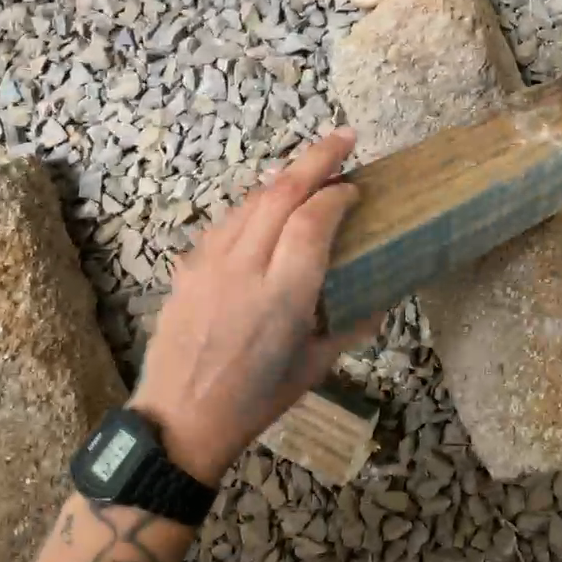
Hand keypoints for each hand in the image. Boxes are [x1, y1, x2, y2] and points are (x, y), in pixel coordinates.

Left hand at [127, 128, 366, 484]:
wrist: (178, 422)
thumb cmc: (255, 400)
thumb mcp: (314, 368)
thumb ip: (352, 326)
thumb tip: (383, 300)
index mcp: (283, 297)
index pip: (312, 220)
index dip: (337, 193)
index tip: (355, 187)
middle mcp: (244, 269)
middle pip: (281, 193)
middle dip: (316, 159)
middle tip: (345, 138)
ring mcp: (209, 264)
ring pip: (251, 200)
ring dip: (285, 177)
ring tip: (312, 168)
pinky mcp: (188, 266)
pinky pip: (227, 220)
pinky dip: (256, 204)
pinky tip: (269, 206)